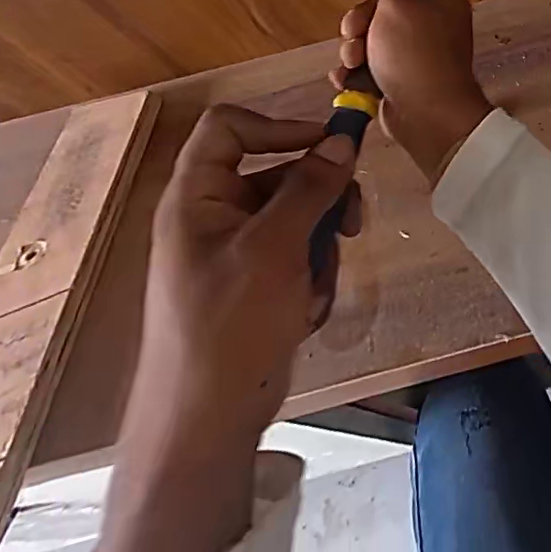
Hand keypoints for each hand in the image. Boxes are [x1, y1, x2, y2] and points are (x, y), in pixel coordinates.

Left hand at [103, 105, 359, 551]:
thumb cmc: (229, 326)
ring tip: (317, 284)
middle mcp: (216, 215)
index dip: (278, 125)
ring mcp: (238, 250)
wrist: (205, 426)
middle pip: (278, 173)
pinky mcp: (259, 281)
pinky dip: (311, 275)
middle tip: (352, 222)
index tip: (329, 142)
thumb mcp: (275, 248)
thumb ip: (310, 188)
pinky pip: (298, 252)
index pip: (229, 128)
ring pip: (298, 214)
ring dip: (320, 245)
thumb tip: (342, 140)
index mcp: (198, 197)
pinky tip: (305, 309)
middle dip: (320, 197)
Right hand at [332, 0, 493, 179]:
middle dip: (361, 21)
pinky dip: (356, 73)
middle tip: (354, 31)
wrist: (425, 113)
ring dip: (354, 49)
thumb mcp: (400, 3)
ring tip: (354, 61)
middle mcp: (431, 25)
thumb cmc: (414, 50)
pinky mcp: (398, 80)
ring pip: (371, 40)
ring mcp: (414, 55)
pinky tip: (347, 79)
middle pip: (384, 10)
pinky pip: (369, 68)